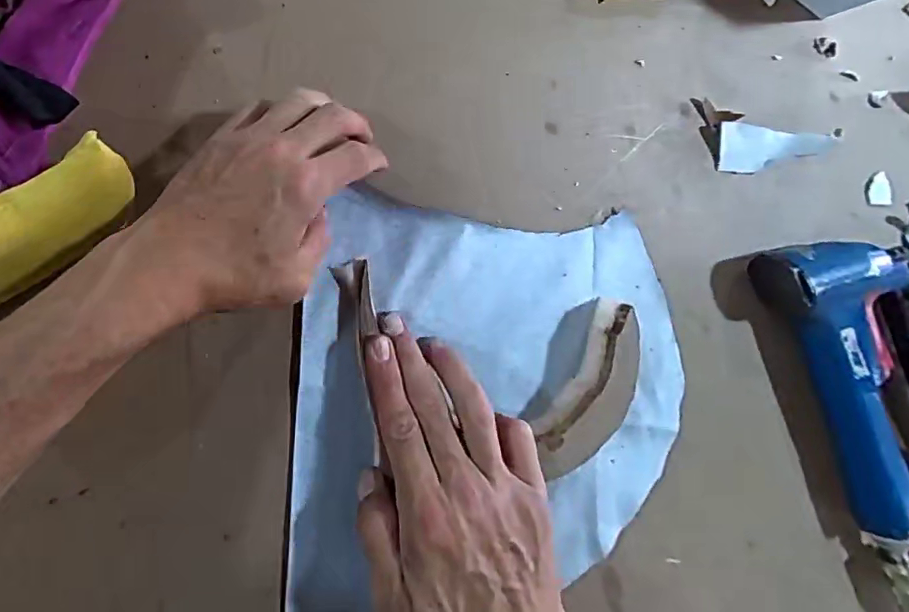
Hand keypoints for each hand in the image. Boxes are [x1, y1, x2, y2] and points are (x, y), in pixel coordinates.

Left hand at [117, 89, 387, 318]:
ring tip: (326, 123)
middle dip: (358, 124)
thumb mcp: (295, 279)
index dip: (375, 157)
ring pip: (299, 100)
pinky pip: (260, 107)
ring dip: (323, 107)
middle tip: (362, 138)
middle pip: (335, 115)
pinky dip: (281, 110)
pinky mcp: (223, 136)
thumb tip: (317, 212)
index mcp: (306, 184)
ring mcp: (251, 137)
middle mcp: (284, 149)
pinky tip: (280, 125)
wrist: (166, 262)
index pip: (356, 155)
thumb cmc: (232, 275)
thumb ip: (319, 240)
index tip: (378, 164)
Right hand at [357, 314, 561, 611]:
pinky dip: (501, 418)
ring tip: (433, 345)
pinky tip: (486, 408)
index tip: (376, 345)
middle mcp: (467, 488)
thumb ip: (376, 534)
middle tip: (395, 324)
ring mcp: (507, 488)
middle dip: (410, 361)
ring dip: (453, 372)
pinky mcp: (537, 496)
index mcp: (427, 512)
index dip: (386, 381)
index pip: (399, 428)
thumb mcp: (392, 598)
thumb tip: (370, 474)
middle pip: (433, 409)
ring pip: (477, 412)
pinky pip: (521, 441)